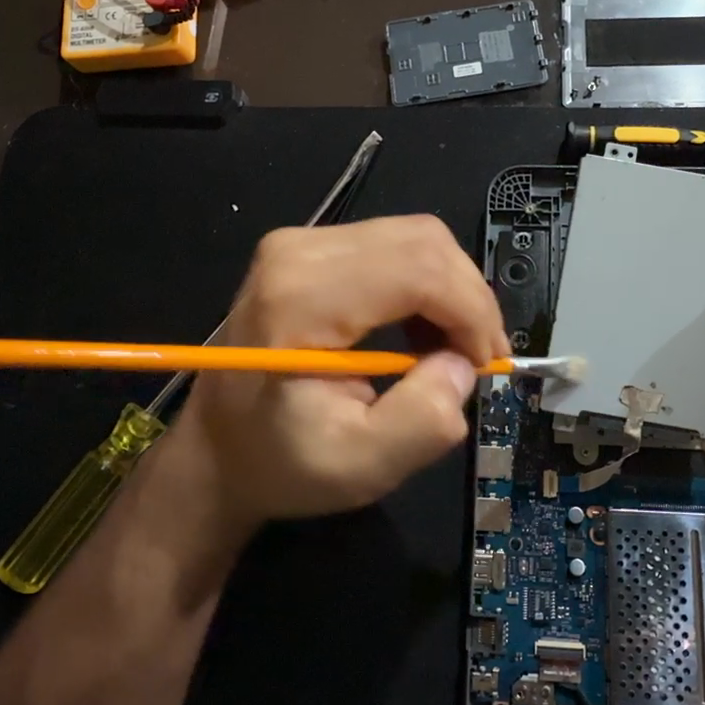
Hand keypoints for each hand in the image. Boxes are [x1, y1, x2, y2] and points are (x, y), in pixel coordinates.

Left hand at [173, 215, 508, 526]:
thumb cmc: (280, 463)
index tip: (486, 365)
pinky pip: (394, 246)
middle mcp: (299, 251)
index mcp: (301, 297)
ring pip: (416, 239)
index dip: (471, 312)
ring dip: (450, 293)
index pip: (418, 269)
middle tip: (477, 360)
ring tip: (448, 352)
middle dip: (468, 300)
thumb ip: (424, 420)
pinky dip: (425, 286)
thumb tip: (462, 365)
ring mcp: (300, 243)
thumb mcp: (360, 466)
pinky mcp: (309, 249)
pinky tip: (419, 333)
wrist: (217, 450)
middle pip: (423, 242)